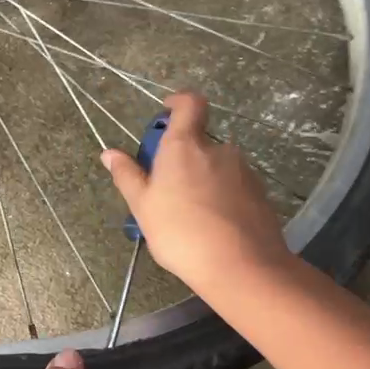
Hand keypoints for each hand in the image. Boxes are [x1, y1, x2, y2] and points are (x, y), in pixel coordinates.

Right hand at [98, 91, 291, 288]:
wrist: (242, 267)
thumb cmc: (181, 232)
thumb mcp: (142, 206)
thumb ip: (127, 175)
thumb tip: (109, 153)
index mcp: (185, 146)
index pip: (189, 103)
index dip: (178, 101)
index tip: (166, 111)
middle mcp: (218, 150)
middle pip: (198, 142)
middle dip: (182, 159)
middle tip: (166, 191)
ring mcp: (244, 171)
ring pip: (216, 167)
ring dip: (202, 180)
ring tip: (189, 216)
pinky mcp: (260, 194)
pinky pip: (234, 187)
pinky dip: (221, 197)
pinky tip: (212, 227)